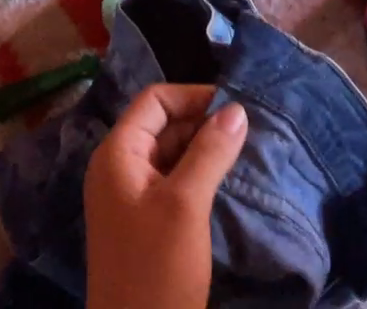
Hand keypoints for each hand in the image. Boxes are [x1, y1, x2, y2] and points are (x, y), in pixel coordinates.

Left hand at [83, 85, 247, 308]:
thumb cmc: (157, 269)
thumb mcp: (185, 205)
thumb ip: (209, 152)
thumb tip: (237, 109)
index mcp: (116, 153)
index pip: (153, 101)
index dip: (193, 96)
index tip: (236, 106)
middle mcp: (118, 167)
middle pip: (161, 125)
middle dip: (202, 122)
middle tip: (249, 129)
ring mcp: (128, 196)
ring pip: (169, 154)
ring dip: (203, 148)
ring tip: (245, 151)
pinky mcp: (143, 222)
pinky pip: (171, 181)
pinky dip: (197, 174)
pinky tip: (226, 180)